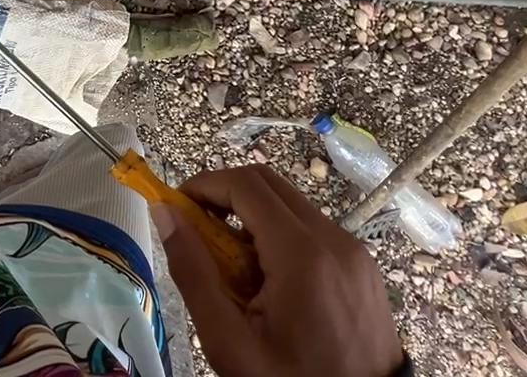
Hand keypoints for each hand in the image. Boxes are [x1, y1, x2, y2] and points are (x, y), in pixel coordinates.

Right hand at [152, 166, 403, 376]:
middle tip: (199, 230)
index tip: (178, 209)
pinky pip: (310, 227)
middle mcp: (334, 240)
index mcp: (302, 255)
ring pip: (288, 202)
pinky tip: (268, 278)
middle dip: (223, 195)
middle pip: (266, 182)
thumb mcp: (230, 342)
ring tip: (233, 263)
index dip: (203, 185)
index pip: (244, 184)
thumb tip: (164, 213)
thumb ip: (193, 273)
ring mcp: (354, 252)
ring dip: (250, 215)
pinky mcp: (363, 265)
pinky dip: (278, 233)